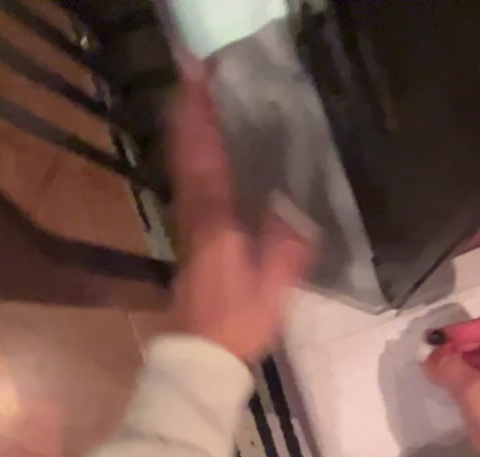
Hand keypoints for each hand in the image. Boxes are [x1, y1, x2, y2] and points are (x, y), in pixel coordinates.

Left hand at [164, 62, 314, 363]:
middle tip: (195, 78)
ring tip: (195, 105)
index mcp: (217, 222)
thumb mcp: (271, 291)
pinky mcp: (190, 245)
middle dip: (191, 116)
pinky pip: (187, 190)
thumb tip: (295, 212)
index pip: (207, 158)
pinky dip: (190, 164)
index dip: (202, 117)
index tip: (200, 78)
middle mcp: (196, 217)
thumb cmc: (236, 324)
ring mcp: (188, 230)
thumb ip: (285, 250)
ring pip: (183, 171)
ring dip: (187, 136)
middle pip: (188, 156)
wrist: (201, 355)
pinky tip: (200, 160)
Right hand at [422, 308, 479, 456]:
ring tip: (436, 367)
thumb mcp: (474, 393)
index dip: (470, 327)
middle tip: (434, 354)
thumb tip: (427, 353)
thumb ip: (449, 366)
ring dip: (463, 359)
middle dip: (463, 344)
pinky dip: (469, 374)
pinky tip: (447, 379)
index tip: (443, 342)